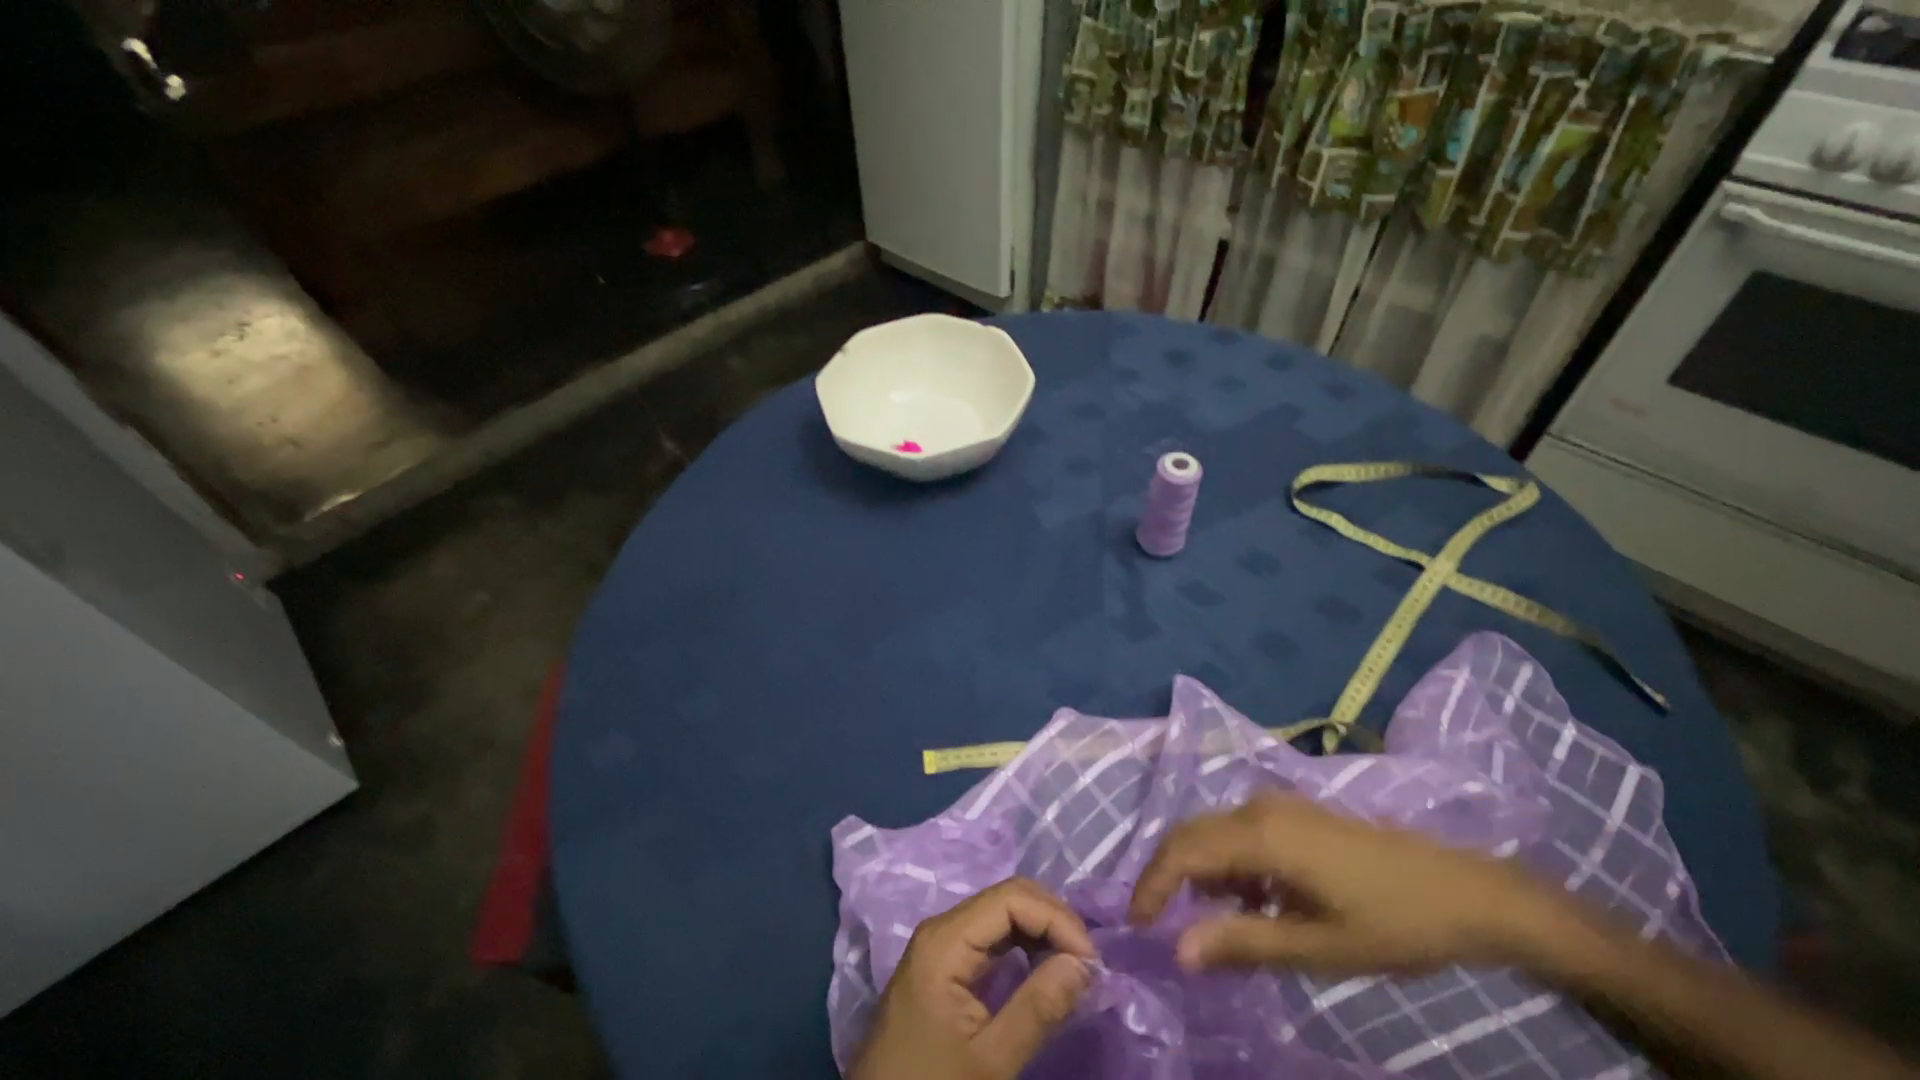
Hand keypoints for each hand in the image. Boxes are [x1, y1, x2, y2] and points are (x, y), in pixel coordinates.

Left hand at [851, 877, 1097, 1079]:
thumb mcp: (990, 1060)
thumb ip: (1038, 1008)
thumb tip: (1085, 964)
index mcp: (944, 941)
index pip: (1012, 897)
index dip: (1058, 919)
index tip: (1090, 964)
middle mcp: (940, 929)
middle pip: (1007, 898)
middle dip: (1053, 921)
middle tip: (1087, 966)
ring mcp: (939, 946)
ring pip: (1001, 914)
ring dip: (1042, 932)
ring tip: (1073, 970)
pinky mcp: (944, 965)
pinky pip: (991, 937)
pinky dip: (1024, 946)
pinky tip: (1044, 972)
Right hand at [1129, 791, 1569, 974]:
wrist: (1472, 894)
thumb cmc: (1394, 924)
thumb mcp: (1317, 947)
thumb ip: (1242, 943)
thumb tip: (1177, 952)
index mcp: (1263, 835)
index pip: (1182, 851)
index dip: (1152, 886)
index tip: (1137, 926)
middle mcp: (1263, 808)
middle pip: (1192, 834)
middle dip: (1169, 877)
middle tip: (1160, 925)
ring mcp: (1285, 806)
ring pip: (1217, 833)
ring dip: (1203, 874)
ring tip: (1212, 926)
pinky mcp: (1303, 815)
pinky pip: (1245, 834)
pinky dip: (1232, 867)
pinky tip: (1256, 905)